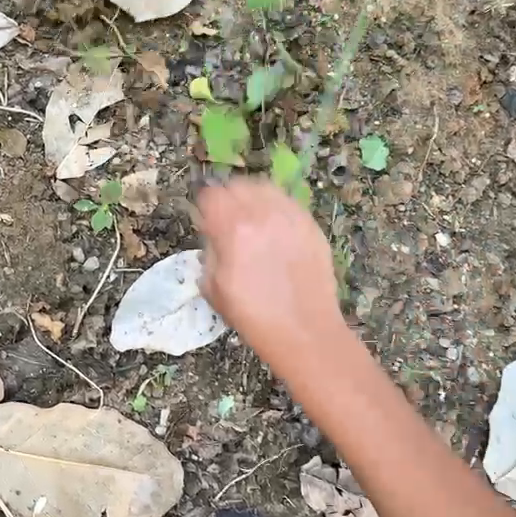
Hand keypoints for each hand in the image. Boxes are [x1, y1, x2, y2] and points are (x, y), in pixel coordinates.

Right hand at [196, 179, 347, 368]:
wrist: (304, 332)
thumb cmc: (253, 316)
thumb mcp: (213, 287)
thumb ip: (210, 251)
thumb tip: (213, 235)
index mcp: (232, 229)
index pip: (212, 195)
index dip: (205, 205)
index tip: (205, 218)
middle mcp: (262, 214)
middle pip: (238, 185)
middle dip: (228, 197)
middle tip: (226, 217)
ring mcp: (290, 217)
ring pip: (264, 188)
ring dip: (252, 197)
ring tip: (251, 217)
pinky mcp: (311, 225)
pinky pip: (287, 202)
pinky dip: (275, 207)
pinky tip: (274, 227)